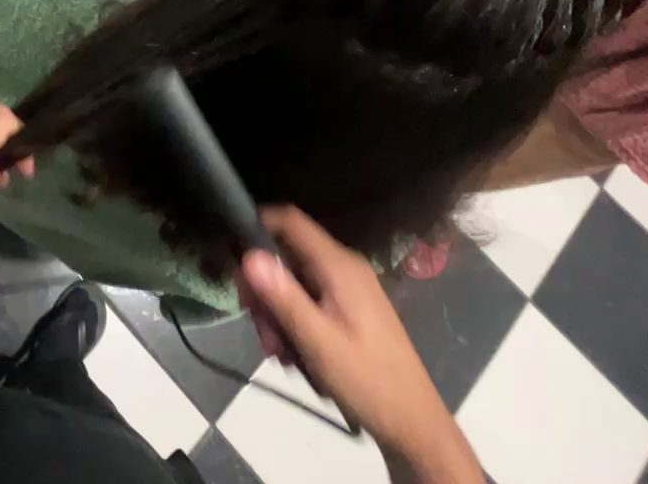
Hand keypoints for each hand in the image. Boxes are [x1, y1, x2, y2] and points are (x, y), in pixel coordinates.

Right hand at [240, 208, 479, 481]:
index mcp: (338, 265)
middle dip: (264, 290)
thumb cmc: (367, 381)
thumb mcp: (317, 342)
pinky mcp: (349, 308)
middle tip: (260, 329)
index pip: (289, 220)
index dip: (256, 226)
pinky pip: (309, 301)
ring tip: (281, 354)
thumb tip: (248, 256)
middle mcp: (343, 267)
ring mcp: (348, 288)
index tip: (233, 258)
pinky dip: (295, 323)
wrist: (415, 426)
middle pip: (286, 257)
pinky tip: (296, 356)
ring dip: (278, 314)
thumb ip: (283, 297)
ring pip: (294, 283)